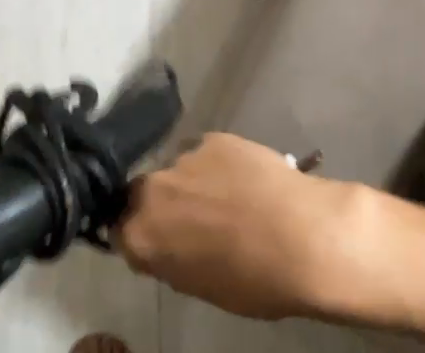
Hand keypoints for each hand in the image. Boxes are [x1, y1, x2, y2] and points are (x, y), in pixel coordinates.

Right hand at [116, 133, 368, 320]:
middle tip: (194, 219)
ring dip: (193, 182)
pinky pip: (208, 152)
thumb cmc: (253, 280)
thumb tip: (171, 245)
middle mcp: (152, 190)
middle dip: (162, 204)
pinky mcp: (216, 138)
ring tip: (228, 196)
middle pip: (144, 193)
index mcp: (141, 236)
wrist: (303, 236)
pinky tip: (246, 177)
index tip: (162, 241)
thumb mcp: (200, 286)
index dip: (141, 235)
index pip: (121, 230)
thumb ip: (171, 259)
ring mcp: (185, 158)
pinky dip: (220, 164)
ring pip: (179, 169)